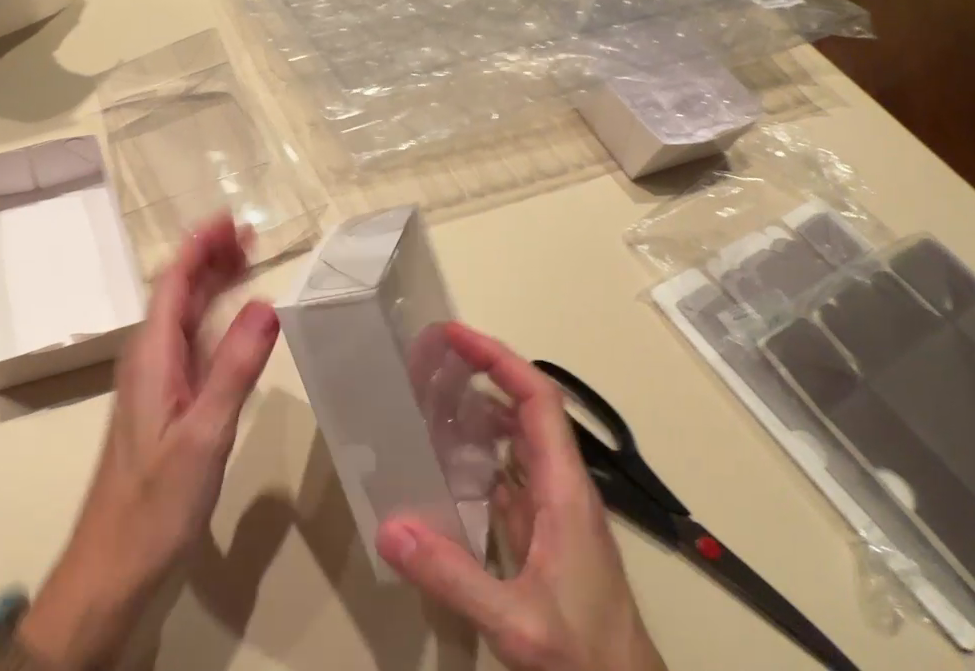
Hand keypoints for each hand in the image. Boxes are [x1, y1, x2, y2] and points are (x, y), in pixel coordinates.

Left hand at [18, 215, 280, 668]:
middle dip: (208, 258)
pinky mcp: (166, 407)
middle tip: (250, 234)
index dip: (199, 246)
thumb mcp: (204, 434)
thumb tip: (266, 304)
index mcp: (152, 356)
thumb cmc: (156, 502)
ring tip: (246, 262)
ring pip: (184, 319)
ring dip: (211, 286)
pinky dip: (214, 323)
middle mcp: (150, 360)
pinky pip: (190, 347)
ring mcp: (156, 384)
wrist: (115, 563)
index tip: (230, 218)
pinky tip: (233, 327)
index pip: (173, 282)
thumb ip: (234, 369)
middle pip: (177, 293)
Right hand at [377, 324, 667, 670]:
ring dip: (478, 409)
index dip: (499, 360)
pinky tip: (442, 461)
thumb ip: (454, 577)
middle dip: (482, 373)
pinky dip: (476, 454)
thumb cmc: (585, 656)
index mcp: (565, 493)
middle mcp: (562, 490)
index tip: (454, 337)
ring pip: (517, 440)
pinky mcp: (543, 536)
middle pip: (527, 410)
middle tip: (427, 359)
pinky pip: (508, 476)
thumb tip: (389, 527)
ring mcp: (554, 513)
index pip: (538, 402)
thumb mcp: (517, 623)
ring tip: (427, 396)